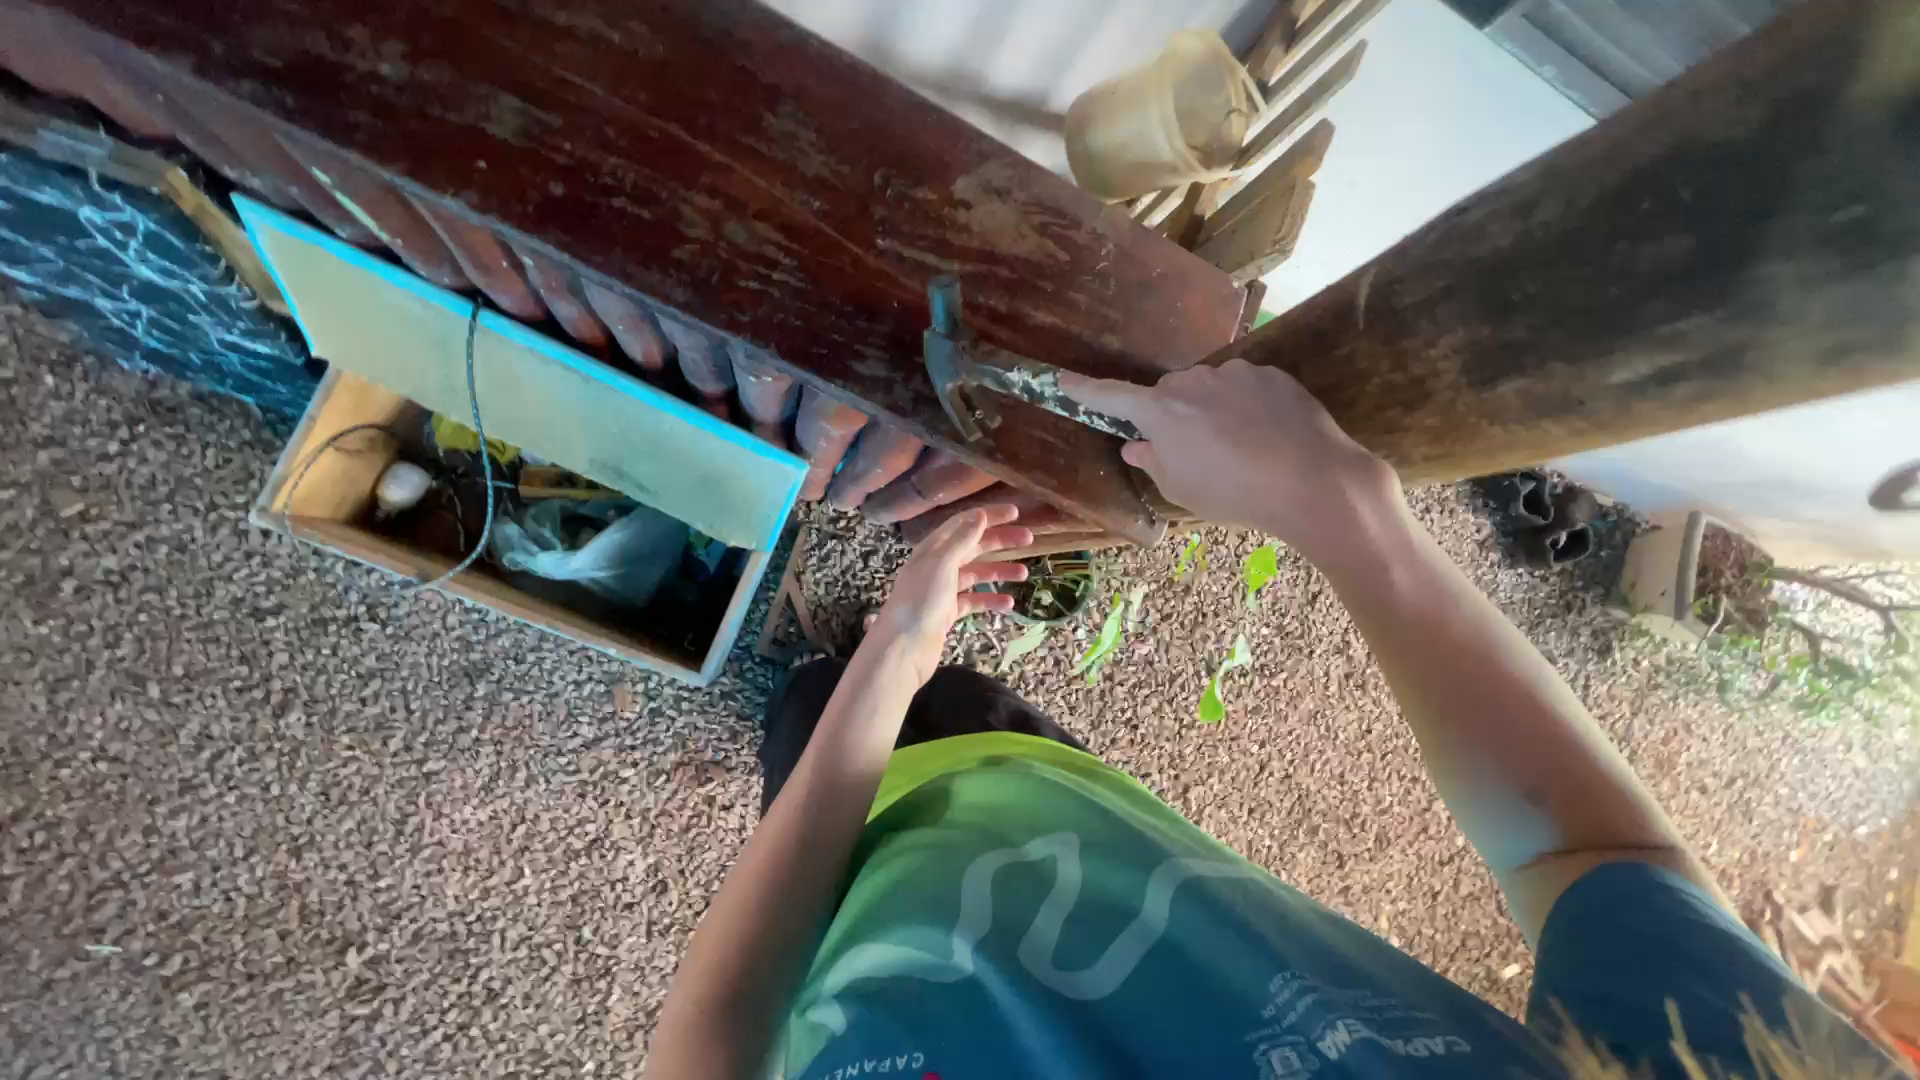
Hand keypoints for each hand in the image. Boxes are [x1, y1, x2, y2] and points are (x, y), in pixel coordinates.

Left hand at [865, 505, 1032, 684]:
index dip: (988, 516)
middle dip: (1000, 541)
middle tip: (1029, 538)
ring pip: (976, 574)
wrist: (904, 647)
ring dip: (1000, 571)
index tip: (1016, 512)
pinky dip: (991, 600)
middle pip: (973, 547)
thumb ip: (961, 540)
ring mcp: (942, 591)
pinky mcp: (947, 613)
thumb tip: (980, 515)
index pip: (963, 524)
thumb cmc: (920, 601)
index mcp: (933, 550)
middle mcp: (937, 566)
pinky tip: (1008, 603)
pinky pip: (974, 601)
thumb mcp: (941, 565)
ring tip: (1024, 574)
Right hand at [1060, 360, 1406, 565]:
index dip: (1085, 391)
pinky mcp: (1272, 374)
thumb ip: (1153, 461)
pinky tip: (1266, 438)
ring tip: (1239, 450)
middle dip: (1171, 416)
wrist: (1314, 482)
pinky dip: (1245, 408)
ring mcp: (1236, 373)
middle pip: (1167, 393)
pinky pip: (1244, 388)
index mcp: (1161, 411)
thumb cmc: (1235, 494)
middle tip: (1191, 453)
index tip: (1062, 380)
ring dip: (1211, 411)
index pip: (1112, 396)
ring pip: (1208, 389)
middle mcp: (1193, 381)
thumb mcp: (1182, 490)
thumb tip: (1136, 444)